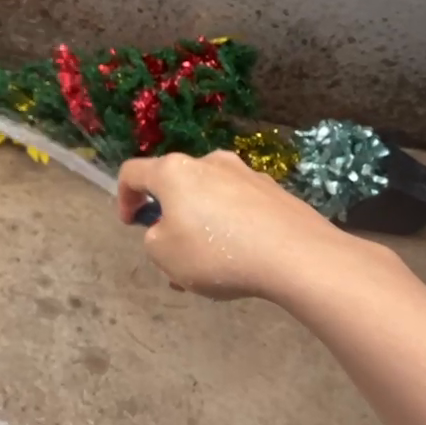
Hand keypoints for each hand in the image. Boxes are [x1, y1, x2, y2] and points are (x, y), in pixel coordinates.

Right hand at [117, 150, 364, 301]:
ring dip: (202, 222)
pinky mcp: (278, 194)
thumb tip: (169, 230)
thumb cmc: (218, 253)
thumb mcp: (163, 254)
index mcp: (173, 172)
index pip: (132, 173)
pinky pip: (242, 207)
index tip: (130, 225)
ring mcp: (248, 175)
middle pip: (175, 183)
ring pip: (211, 197)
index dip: (124, 198)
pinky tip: (242, 258)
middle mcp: (209, 163)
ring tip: (209, 261)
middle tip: (172, 246)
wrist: (301, 259)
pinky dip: (233, 226)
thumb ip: (154, 238)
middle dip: (169, 213)